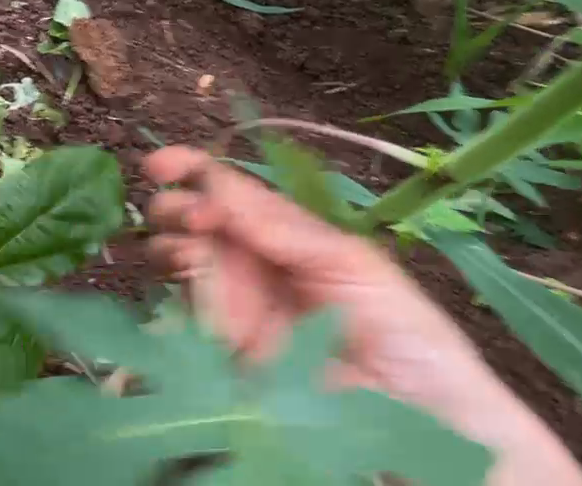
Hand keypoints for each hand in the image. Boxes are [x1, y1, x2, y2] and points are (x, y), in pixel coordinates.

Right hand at [145, 146, 581, 485]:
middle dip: (175, 205)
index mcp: (278, 230)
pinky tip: (191, 281)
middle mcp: (246, 258)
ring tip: (191, 250)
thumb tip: (216, 195)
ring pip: (173, 253)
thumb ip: (284, 227)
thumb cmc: (405, 329)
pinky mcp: (219, 344)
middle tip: (193, 217)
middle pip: (186, 215)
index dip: (188, 168)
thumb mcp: (352, 261)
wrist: (422, 417)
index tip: (158, 165)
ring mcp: (230, 300)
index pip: (222, 188)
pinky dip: (175, 285)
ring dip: (170, 241)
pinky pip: (180, 306)